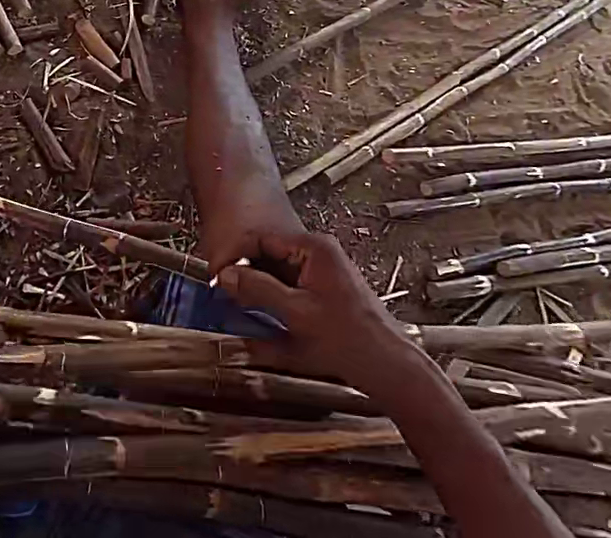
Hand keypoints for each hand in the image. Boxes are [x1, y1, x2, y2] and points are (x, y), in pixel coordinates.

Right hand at [215, 231, 424, 386]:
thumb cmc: (350, 341)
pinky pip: (289, 286)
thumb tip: (226, 274)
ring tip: (242, 309)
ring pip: (277, 272)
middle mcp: (319, 253)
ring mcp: (323, 271)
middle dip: (247, 274)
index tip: (219, 277)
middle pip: (269, 255)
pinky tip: (264, 317)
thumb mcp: (295, 314)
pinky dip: (274, 299)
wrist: (391, 370)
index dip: (237, 257)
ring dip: (259, 289)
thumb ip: (258, 290)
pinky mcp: (324, 290)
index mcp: (314, 248)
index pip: (261, 240)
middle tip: (227, 296)